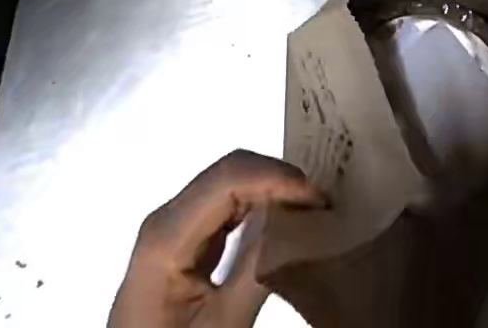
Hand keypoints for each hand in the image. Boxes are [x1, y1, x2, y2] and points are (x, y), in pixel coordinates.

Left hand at [110, 150, 325, 327]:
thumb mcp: (221, 327)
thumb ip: (256, 272)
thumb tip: (299, 226)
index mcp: (167, 234)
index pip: (227, 178)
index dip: (274, 176)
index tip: (316, 197)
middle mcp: (166, 217)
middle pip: (227, 174)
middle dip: (276, 179)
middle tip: (321, 203)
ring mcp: (173, 226)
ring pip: (227, 185)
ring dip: (269, 190)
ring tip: (309, 210)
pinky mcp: (182, 240)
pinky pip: (223, 207)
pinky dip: (256, 206)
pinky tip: (282, 220)